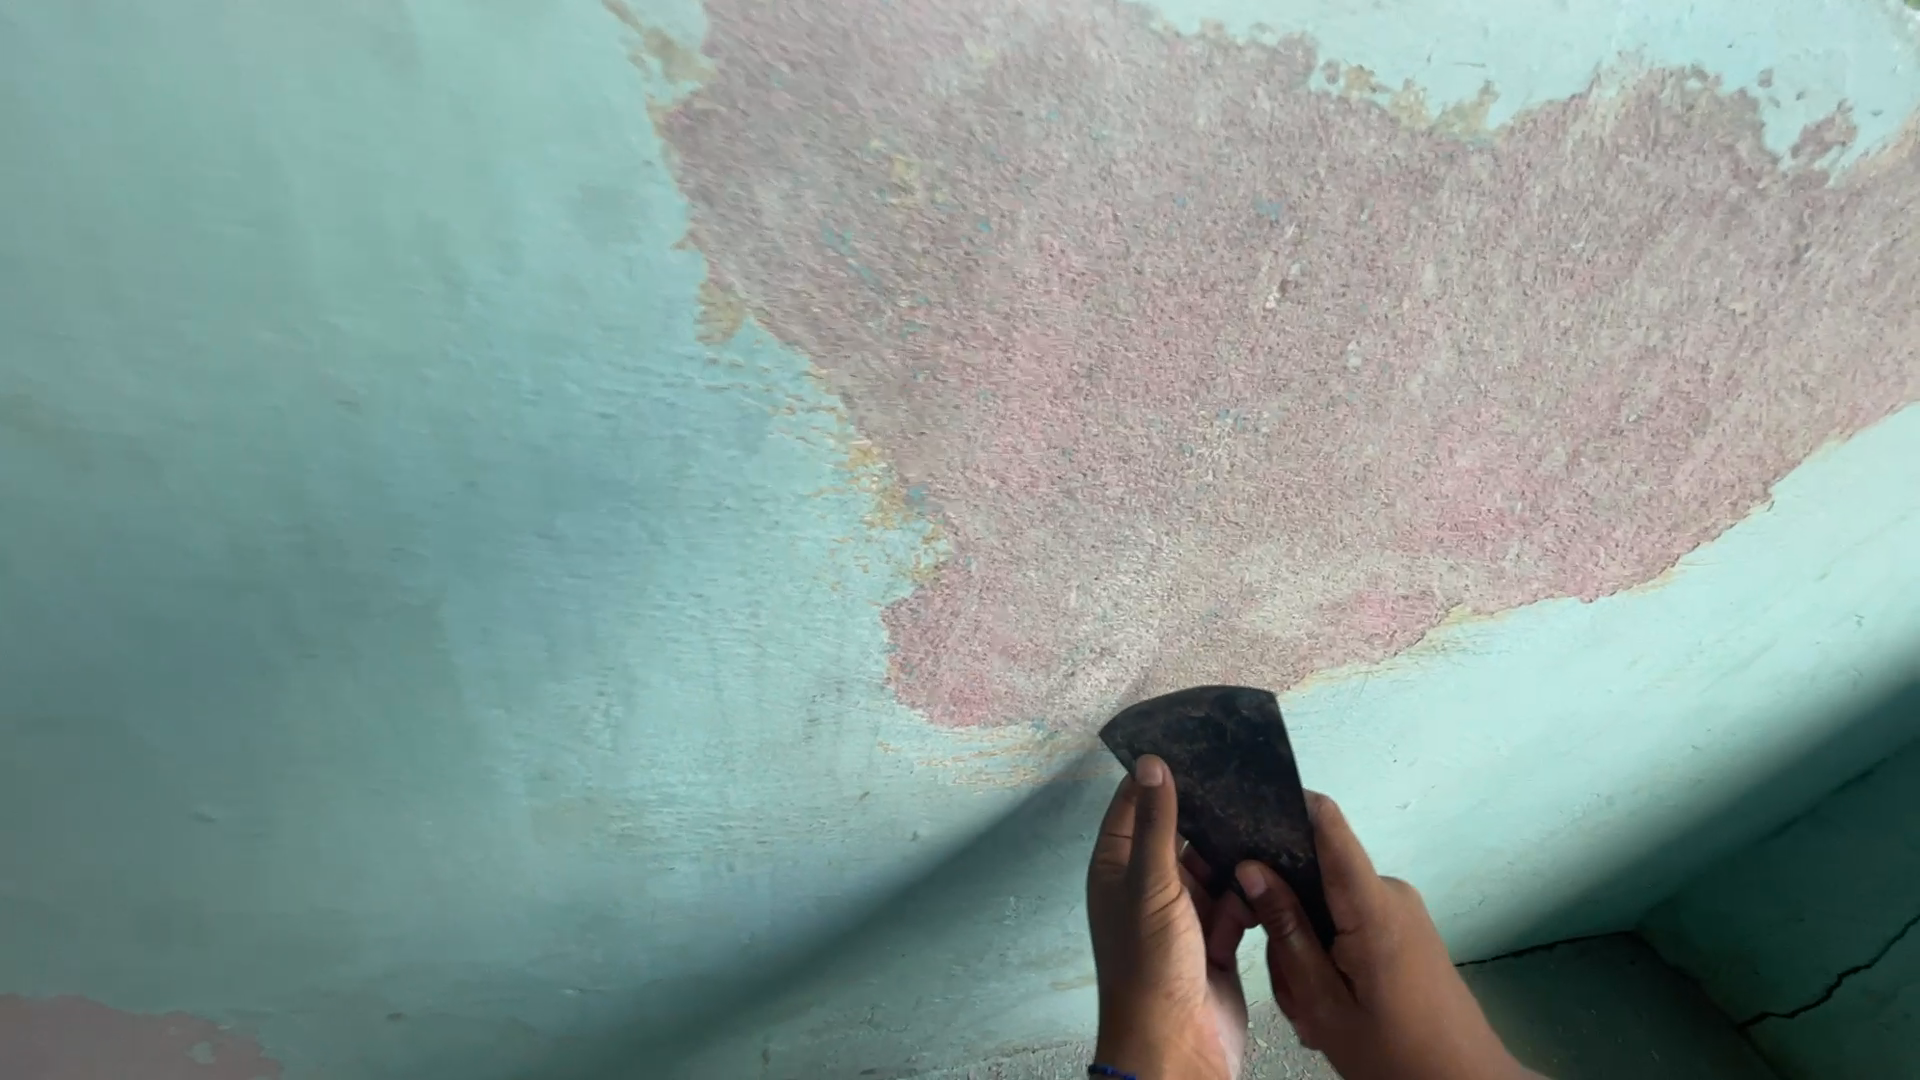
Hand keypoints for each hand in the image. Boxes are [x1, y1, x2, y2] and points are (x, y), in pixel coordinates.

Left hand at [1087, 755, 1251, 1079]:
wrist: (1180, 1047)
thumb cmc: (1151, 960)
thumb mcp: (1151, 883)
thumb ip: (1157, 824)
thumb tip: (1151, 762)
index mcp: (1117, 864)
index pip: (1134, 805)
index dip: (1156, 776)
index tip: (1190, 745)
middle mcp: (1146, 882)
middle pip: (1177, 833)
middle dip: (1206, 816)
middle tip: (1244, 780)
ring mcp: (1181, 911)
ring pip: (1210, 866)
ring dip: (1232, 856)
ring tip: (1265, 821)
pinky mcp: (1214, 937)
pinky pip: (1232, 901)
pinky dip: (1247, 892)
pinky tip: (1272, 871)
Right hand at [1235, 794, 1534, 1079]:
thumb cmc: (1397, 1057)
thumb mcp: (1323, 1003)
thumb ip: (1286, 930)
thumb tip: (1250, 867)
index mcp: (1371, 904)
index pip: (1326, 821)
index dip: (1284, 804)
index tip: (1242, 818)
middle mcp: (1387, 892)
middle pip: (1311, 871)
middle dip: (1283, 914)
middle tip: (1283, 981)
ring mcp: (1398, 909)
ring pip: (1323, 901)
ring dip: (1304, 945)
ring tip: (1309, 1005)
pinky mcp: (1401, 927)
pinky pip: (1345, 917)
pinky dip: (1325, 950)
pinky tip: (1325, 998)